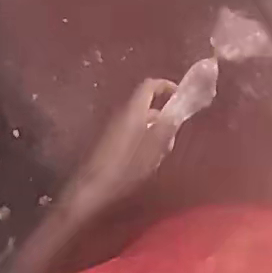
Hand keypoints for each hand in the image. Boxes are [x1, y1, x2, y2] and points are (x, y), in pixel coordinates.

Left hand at [62, 77, 179, 213]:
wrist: (92, 187)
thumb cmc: (125, 167)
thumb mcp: (152, 151)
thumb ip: (166, 130)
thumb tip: (175, 114)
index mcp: (133, 111)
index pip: (149, 85)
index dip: (166, 86)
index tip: (179, 96)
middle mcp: (122, 113)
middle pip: (147, 105)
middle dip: (163, 117)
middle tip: (174, 135)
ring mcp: (114, 126)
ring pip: (140, 120)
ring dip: (154, 130)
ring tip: (163, 152)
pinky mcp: (110, 139)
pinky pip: (132, 130)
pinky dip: (144, 139)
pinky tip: (147, 161)